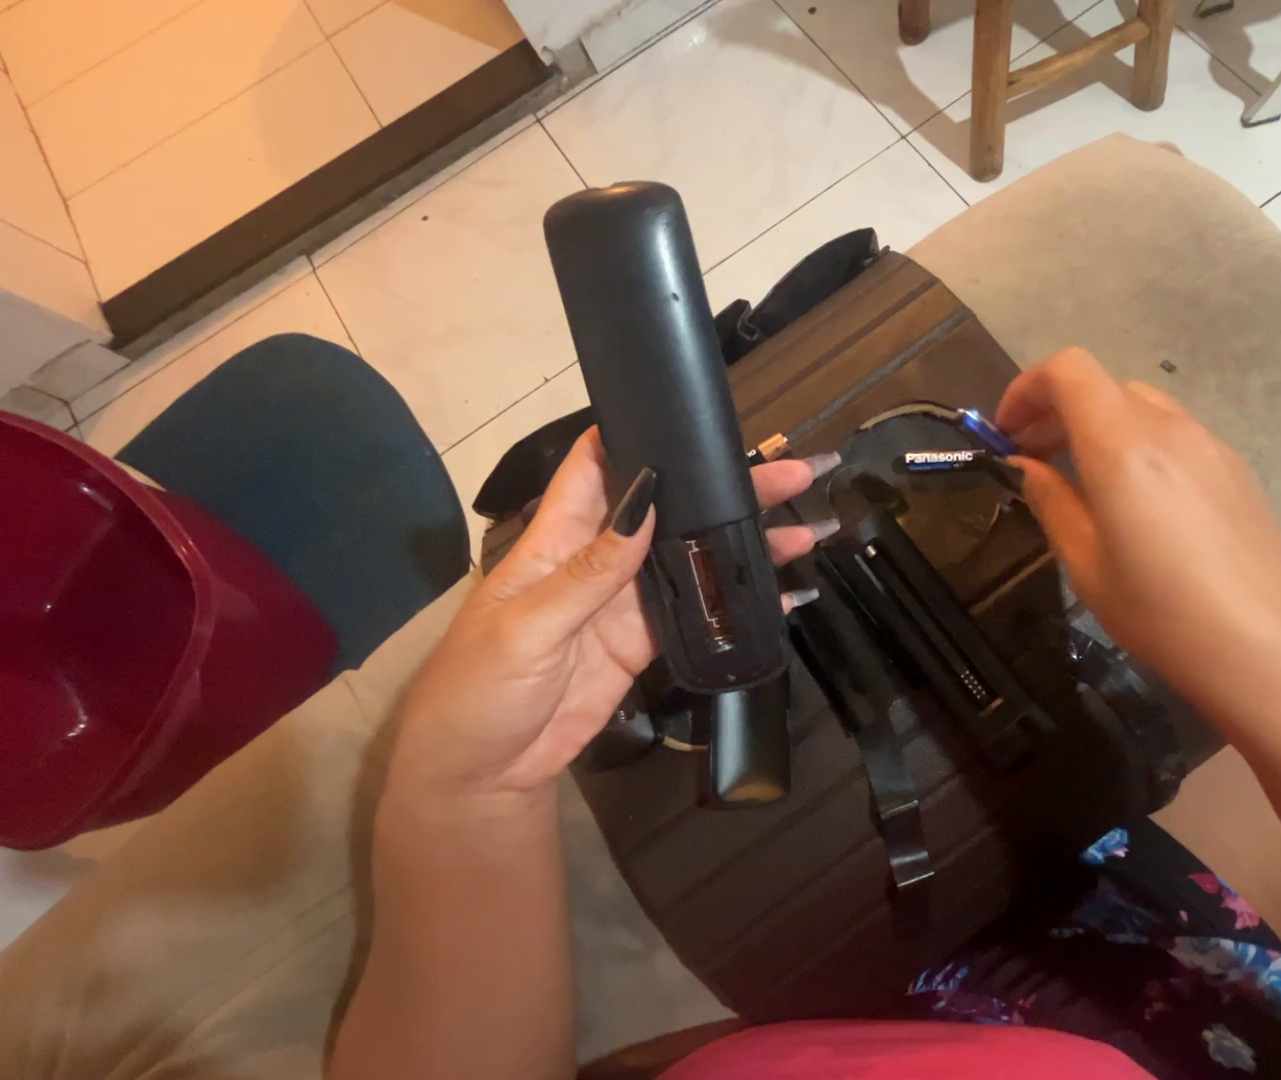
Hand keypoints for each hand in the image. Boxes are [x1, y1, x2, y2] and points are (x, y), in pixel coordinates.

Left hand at [392, 430, 830, 800]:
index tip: (689, 416)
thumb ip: (588, 572)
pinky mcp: (646, 643)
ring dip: (744, 544)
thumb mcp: (526, 627)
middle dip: (723, 489)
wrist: (485, 772)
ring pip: (693, 560)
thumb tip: (644, 507)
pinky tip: (780, 596)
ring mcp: (627, 604)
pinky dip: (738, 606)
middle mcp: (600, 561)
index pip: (596, 470)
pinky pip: (698, 615)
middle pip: (669, 511)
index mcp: (558, 541)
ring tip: (803, 531)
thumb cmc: (477, 688)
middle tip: (788, 473)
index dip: (636, 436)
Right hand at [997, 348, 1280, 728]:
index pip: (1069, 369)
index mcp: (1122, 446)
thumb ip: (1050, 500)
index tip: (1007, 432)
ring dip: (1099, 427)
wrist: (1266, 648)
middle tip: (1034, 460)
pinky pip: (1175, 435)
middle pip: (1103, 386)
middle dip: (1057, 411)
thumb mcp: (1085, 563)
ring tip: (1085, 482)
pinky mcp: (1236, 470)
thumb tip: (1025, 465)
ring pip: (1141, 407)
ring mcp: (1210, 445)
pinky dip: (1138, 445)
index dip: (1027, 388)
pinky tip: (1140, 503)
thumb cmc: (1160, 612)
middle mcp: (1169, 429)